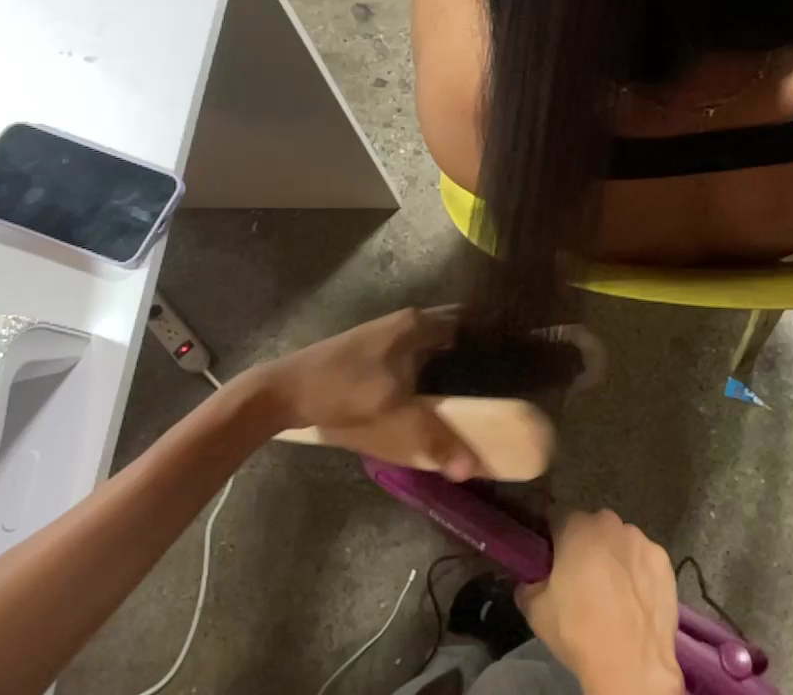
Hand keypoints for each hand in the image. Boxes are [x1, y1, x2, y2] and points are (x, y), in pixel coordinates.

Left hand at [240, 307, 477, 478]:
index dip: (490, 341)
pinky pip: (415, 358)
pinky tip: (436, 396)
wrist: (281, 391)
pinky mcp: (374, 353)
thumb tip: (470, 469)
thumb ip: (433, 438)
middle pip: (452, 334)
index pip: (467, 323)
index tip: (512, 364)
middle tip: (498, 384)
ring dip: (451, 365)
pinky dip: (430, 372)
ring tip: (475, 392)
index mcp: (416, 324)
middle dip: (474, 356)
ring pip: (432, 347)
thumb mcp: (392, 414)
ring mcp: (387, 336)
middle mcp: (406, 322)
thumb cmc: (341, 389)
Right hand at [517, 510, 681, 694]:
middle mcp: (611, 524)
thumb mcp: (535, 609)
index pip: (556, 516)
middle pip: (591, 527)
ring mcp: (642, 540)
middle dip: (584, 545)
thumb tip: (530, 581)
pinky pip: (643, 559)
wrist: (630, 662)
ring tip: (610, 592)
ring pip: (620, 542)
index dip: (550, 535)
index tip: (548, 556)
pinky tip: (633, 599)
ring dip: (613, 557)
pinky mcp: (664, 560)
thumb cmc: (577, 629)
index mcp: (577, 527)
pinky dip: (638, 572)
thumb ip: (527, 585)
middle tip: (577, 578)